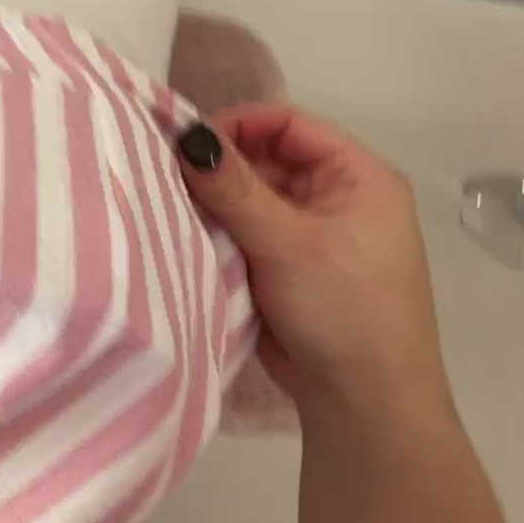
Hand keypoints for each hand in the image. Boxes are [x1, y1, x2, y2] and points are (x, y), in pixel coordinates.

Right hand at [176, 105, 453, 429]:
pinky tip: (180, 232)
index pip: (288, 124)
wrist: (359, 399)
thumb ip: (233, 187)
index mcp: (356, 177)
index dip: (237, 125)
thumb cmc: (342, 309)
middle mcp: (331, 196)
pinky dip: (211, 228)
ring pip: (245, 195)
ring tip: (165, 204)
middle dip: (217, 165)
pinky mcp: (279, 263)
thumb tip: (185, 135)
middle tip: (164, 175)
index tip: (185, 144)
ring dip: (210, 199)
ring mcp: (304, 232)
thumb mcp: (288, 242)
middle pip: (263, 157)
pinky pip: (238, 229)